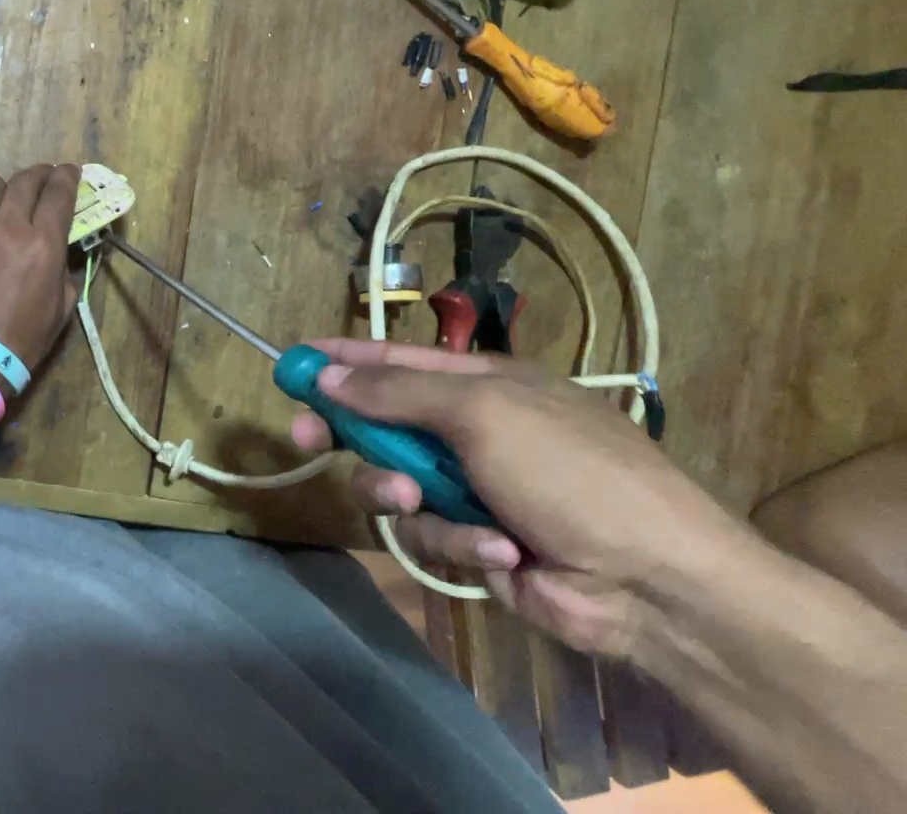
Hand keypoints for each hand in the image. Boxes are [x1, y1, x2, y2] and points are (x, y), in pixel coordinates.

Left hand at [0, 165, 81, 377]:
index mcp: (44, 244)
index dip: (68, 176)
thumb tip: (60, 251)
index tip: (70, 171)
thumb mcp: (61, 309)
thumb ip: (64, 271)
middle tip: (44, 179)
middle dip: (40, 174)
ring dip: (3, 187)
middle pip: (26, 180)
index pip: (59, 193)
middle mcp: (9, 227)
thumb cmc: (21, 339)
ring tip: (5, 199)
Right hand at [290, 339, 744, 658]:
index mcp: (485, 386)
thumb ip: (396, 393)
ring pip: (392, 481)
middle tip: (307, 438)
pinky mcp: (473, 541)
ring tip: (423, 502)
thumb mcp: (483, 413)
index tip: (291, 364)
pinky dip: (456, 539)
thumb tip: (327, 376)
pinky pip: (427, 531)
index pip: (395, 362)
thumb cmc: (571, 474)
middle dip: (347, 432)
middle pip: (380, 423)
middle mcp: (473, 432)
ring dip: (402, 493)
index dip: (341, 360)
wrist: (654, 585)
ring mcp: (473, 489)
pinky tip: (499, 549)